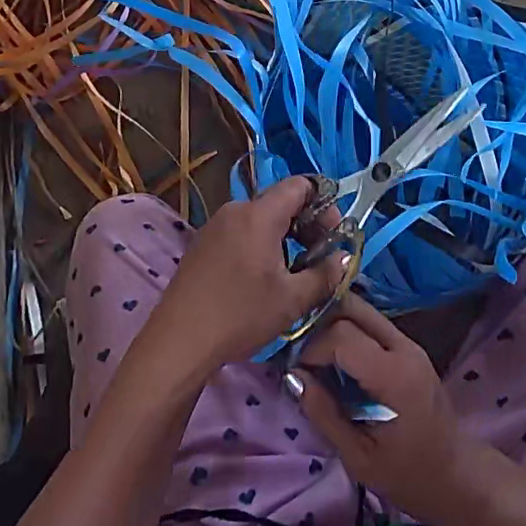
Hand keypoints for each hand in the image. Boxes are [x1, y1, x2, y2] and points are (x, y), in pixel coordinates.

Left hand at [136, 176, 350, 377]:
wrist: (179, 340)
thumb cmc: (240, 315)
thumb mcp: (292, 300)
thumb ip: (325, 274)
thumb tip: (345, 258)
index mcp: (258, 215)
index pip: (300, 185)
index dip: (324, 204)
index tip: (334, 235)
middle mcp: (235, 210)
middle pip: (280, 202)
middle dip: (307, 225)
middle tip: (320, 258)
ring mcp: (215, 225)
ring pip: (261, 219)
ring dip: (285, 237)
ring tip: (294, 273)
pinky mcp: (203, 243)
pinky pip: (242, 231)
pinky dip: (261, 244)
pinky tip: (264, 278)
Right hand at [295, 294, 481, 521]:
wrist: (457, 477)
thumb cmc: (409, 475)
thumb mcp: (358, 456)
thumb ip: (324, 413)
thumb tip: (292, 376)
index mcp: (394, 376)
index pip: (342, 336)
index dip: (311, 348)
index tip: (295, 370)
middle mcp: (404, 348)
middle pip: (352, 310)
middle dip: (318, 324)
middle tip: (298, 352)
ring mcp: (408, 344)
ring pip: (361, 310)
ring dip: (331, 322)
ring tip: (310, 351)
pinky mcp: (407, 347)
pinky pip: (369, 323)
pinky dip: (345, 329)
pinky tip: (331, 355)